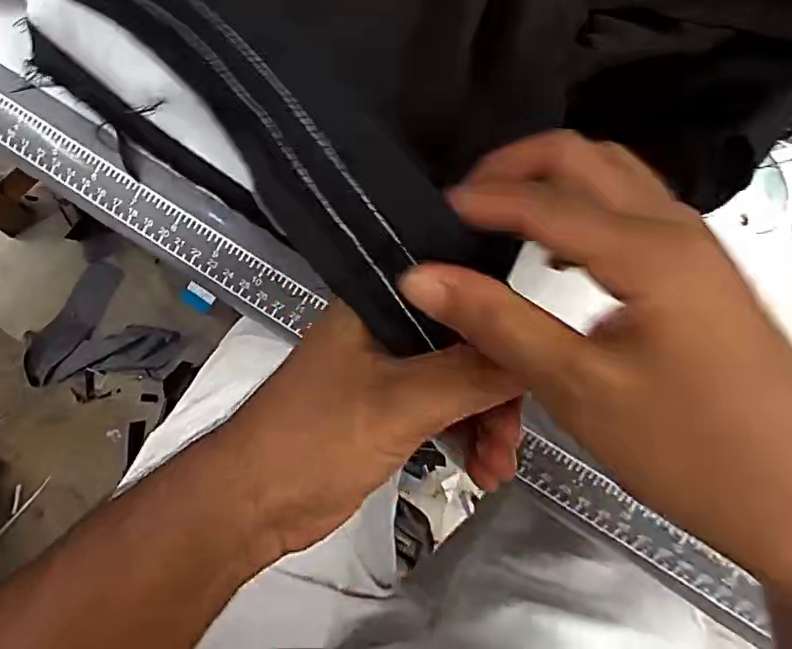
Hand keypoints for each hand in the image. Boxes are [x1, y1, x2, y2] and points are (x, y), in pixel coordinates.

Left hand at [208, 300, 523, 559]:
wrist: (257, 498)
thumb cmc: (310, 437)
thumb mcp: (398, 403)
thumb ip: (467, 375)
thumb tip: (531, 355)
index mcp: (374, 302)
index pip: (453, 294)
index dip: (497, 323)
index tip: (535, 361)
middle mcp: (380, 326)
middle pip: (461, 341)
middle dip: (495, 387)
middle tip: (512, 433)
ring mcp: (384, 368)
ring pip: (456, 379)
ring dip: (485, 419)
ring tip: (496, 465)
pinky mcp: (386, 406)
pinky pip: (442, 408)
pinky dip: (466, 435)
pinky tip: (480, 467)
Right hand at [398, 131, 791, 587]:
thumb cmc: (700, 456)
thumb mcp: (579, 390)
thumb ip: (495, 321)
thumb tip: (420, 276)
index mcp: (650, 253)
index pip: (542, 200)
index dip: (478, 200)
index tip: (431, 214)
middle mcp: (676, 230)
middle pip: (580, 154)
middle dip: (511, 166)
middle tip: (464, 202)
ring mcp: (695, 245)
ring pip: (609, 170)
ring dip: (547, 178)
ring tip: (498, 214)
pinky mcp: (700, 269)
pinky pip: (628, 202)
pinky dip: (578, 201)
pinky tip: (554, 248)